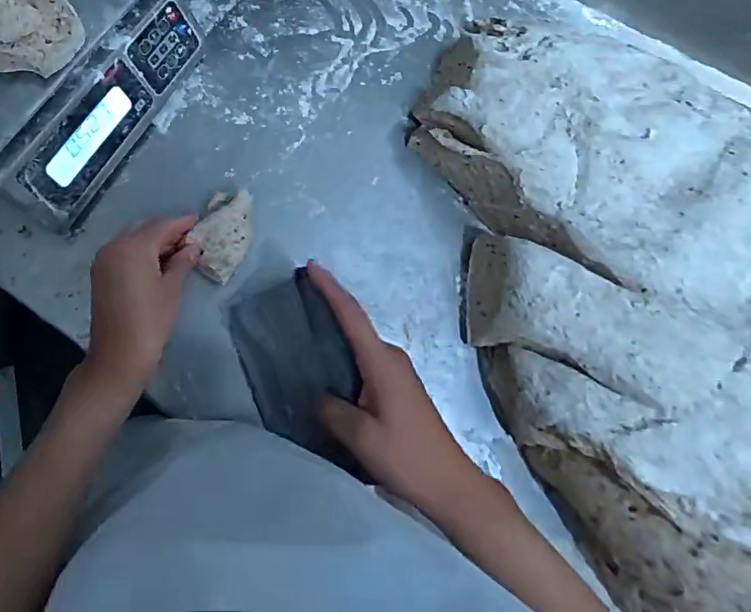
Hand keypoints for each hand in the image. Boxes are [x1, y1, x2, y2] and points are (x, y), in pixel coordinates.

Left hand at [83, 214, 201, 391]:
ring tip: (178, 251)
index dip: (182, 223)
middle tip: (191, 239)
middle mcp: (114, 247)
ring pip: (133, 240)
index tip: (198, 219)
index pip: (162, 226)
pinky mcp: (100, 274)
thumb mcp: (171, 289)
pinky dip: (141, 252)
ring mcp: (104, 260)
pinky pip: (124, 252)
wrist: (117, 358)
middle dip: (168, 232)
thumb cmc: (150, 322)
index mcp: (132, 247)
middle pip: (146, 230)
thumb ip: (182, 263)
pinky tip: (158, 262)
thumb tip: (192, 248)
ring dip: (154, 242)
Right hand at [309, 262, 498, 521]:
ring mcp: (398, 372)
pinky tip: (330, 369)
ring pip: (361, 345)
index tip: (311, 266)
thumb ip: (333, 410)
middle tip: (299, 298)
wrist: (450, 483)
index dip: (331, 289)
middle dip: (330, 306)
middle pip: (356, 324)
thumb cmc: (407, 457)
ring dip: (337, 334)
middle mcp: (391, 358)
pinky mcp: (399, 387)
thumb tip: (321, 396)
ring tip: (307, 331)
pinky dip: (347, 355)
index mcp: (381, 362)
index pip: (352, 316)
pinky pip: (367, 361)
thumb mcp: (361, 437)